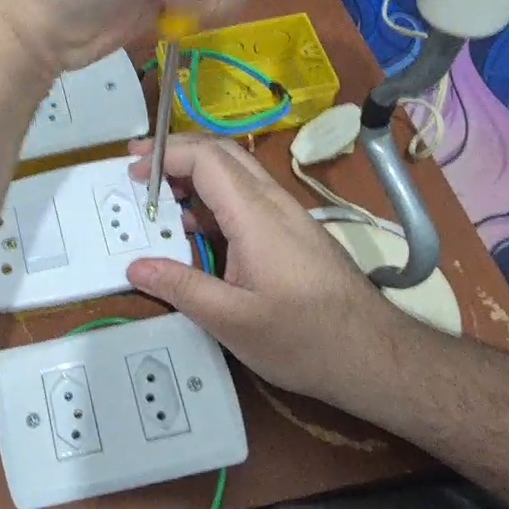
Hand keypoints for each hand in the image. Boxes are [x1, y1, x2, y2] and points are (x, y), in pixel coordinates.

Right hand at [123, 136, 416, 407]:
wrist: (375, 355)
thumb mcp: (232, 322)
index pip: (207, 159)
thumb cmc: (304, 339)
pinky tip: (196, 229)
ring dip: (195, 175)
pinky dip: (214, 199)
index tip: (132, 170)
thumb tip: (135, 267)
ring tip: (159, 198)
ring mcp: (288, 217)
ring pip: (237, 175)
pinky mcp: (294, 234)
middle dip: (177, 153)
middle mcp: (274, 204)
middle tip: (138, 168)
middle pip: (223, 155)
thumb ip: (182, 289)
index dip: (166, 156)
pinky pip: (248, 198)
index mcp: (256, 215)